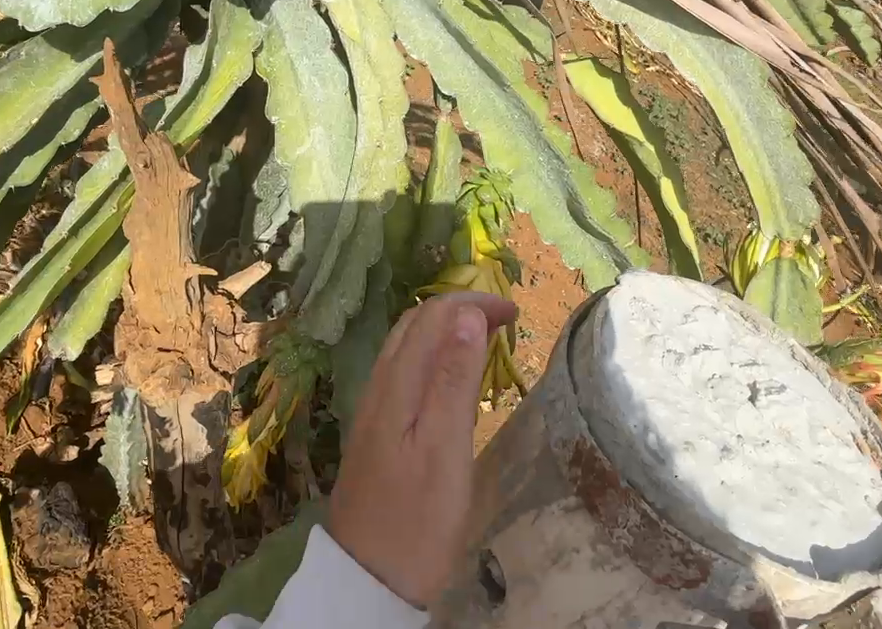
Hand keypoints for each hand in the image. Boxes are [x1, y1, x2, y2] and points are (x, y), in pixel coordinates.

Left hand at [326, 291, 518, 608]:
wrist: (366, 578)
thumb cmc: (417, 518)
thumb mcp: (445, 448)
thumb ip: (455, 378)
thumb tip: (467, 314)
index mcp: (398, 382)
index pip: (433, 315)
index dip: (474, 302)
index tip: (514, 311)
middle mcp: (380, 383)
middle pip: (418, 322)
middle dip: (461, 308)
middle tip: (505, 320)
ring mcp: (375, 405)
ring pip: (409, 344)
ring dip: (447, 328)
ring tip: (486, 337)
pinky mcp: (377, 426)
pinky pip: (406, 368)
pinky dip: (435, 353)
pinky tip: (452, 375)